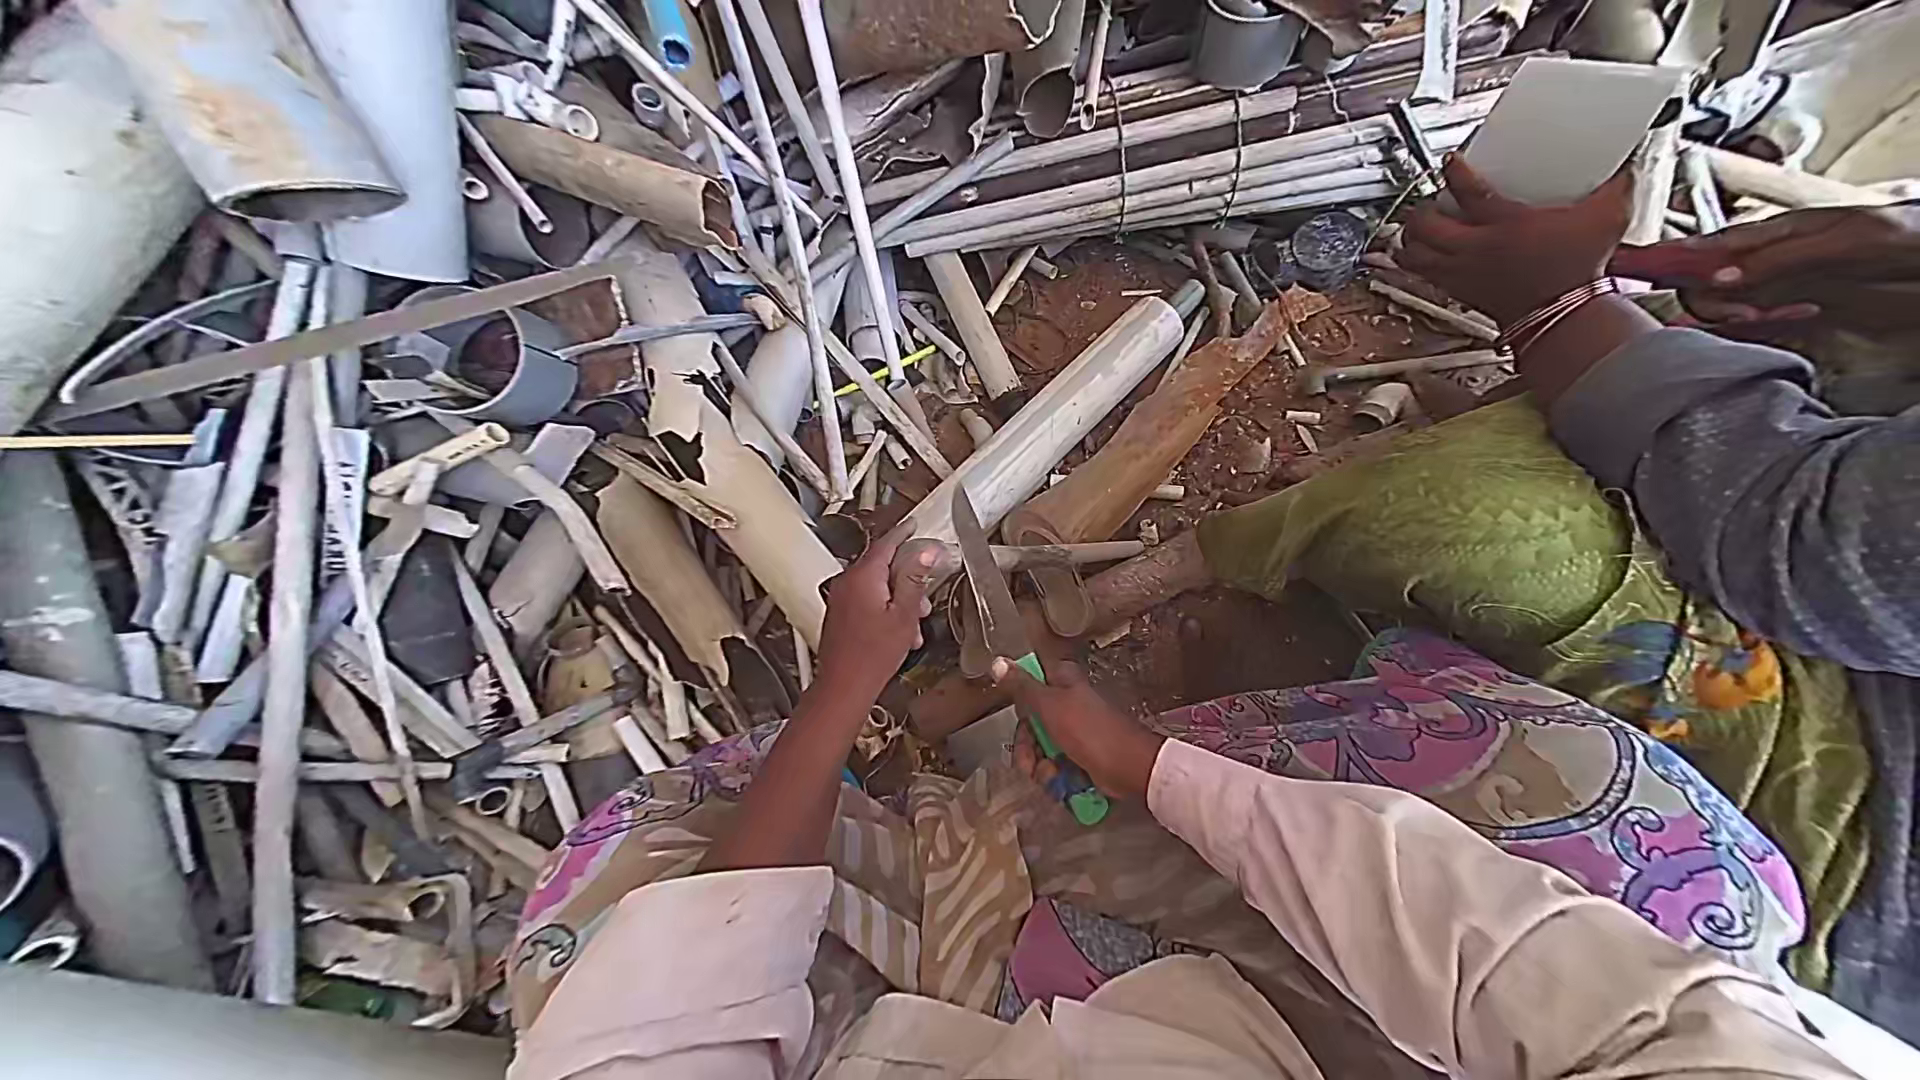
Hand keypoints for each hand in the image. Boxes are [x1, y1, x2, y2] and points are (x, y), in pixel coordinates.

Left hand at [814, 525, 942, 699]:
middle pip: (882, 565)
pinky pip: (866, 599)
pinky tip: (900, 629)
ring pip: (876, 585)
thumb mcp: (904, 614)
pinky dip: (885, 607)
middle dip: (907, 576)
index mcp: (863, 578)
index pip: (886, 543)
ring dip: (898, 596)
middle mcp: (847, 583)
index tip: (914, 526)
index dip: (904, 533)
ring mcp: (841, 598)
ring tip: (914, 619)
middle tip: (924, 589)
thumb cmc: (871, 656)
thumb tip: (925, 553)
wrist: (844, 686)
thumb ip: (914, 579)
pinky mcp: (840, 613)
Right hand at [990, 657, 1164, 799]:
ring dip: (1040, 766)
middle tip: (1028, 763)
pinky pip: (1056, 764)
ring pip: (1041, 747)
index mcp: (1062, 682)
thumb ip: (1022, 686)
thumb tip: (997, 661)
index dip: (1021, 704)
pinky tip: (1061, 783)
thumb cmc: (1089, 731)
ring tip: (1051, 776)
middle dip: (1027, 747)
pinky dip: (1056, 776)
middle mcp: (1067, 703)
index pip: (1029, 685)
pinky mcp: (1080, 755)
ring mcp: (1074, 731)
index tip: (1022, 718)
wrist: (1129, 768)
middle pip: (1031, 722)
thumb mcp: (1049, 705)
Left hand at [1401, 157, 1635, 323]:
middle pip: (1423, 227)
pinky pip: (1418, 274)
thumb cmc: (1580, 267)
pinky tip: (1416, 254)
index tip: (1449, 162)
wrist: (1559, 311)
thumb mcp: (1607, 214)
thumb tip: (1627, 158)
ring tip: (1412, 228)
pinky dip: (1411, 262)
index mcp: (1506, 225)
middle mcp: (1473, 249)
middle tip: (1425, 201)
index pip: (1469, 194)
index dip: (1455, 174)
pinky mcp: (1453, 289)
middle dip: (1418, 210)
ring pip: (1412, 254)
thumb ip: (1615, 182)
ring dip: (1406, 239)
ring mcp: (1458, 272)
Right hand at [1609, 204, 1919, 333]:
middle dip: (1710, 302)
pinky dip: (1747, 326)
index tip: (1612, 270)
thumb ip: (1778, 256)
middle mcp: (1757, 260)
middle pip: (1693, 285)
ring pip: (1712, 306)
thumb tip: (1713, 277)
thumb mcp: (1852, 238)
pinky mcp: (1780, 308)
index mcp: (1767, 234)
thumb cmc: (1917, 237)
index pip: (1692, 247)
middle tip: (1745, 311)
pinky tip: (1782, 318)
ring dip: (1734, 316)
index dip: (1650, 259)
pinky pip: (1737, 323)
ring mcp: (1767, 284)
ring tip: (1772, 314)